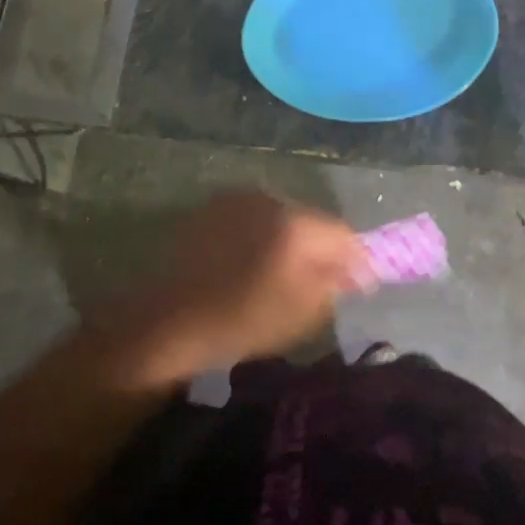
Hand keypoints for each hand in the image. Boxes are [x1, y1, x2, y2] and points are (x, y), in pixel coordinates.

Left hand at [119, 191, 366, 384]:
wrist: (162, 324)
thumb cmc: (237, 323)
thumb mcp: (300, 314)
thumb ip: (334, 285)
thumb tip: (355, 270)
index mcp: (293, 223)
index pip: (343, 234)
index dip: (357, 260)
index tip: (362, 285)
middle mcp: (267, 200)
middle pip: (311, 223)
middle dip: (322, 250)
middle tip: (325, 283)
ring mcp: (234, 201)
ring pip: (280, 220)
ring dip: (289, 244)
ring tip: (285, 278)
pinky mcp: (208, 211)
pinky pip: (251, 222)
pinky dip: (260, 240)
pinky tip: (251, 268)